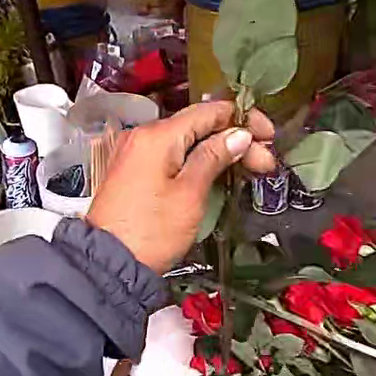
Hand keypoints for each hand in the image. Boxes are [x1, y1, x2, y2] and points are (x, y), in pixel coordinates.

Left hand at [85, 100, 277, 272]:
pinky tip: (219, 174)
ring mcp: (136, 154)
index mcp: (157, 136)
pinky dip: (197, 162)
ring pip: (187, 142)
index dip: (242, 119)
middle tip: (264, 164)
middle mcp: (143, 137)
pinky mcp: (134, 173)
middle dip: (235, 141)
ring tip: (249, 170)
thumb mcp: (190, 194)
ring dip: (219, 152)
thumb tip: (238, 135)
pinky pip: (172, 156)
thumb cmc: (150, 232)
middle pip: (199, 127)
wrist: (108, 264)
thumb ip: (214, 158)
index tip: (268, 134)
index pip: (208, 111)